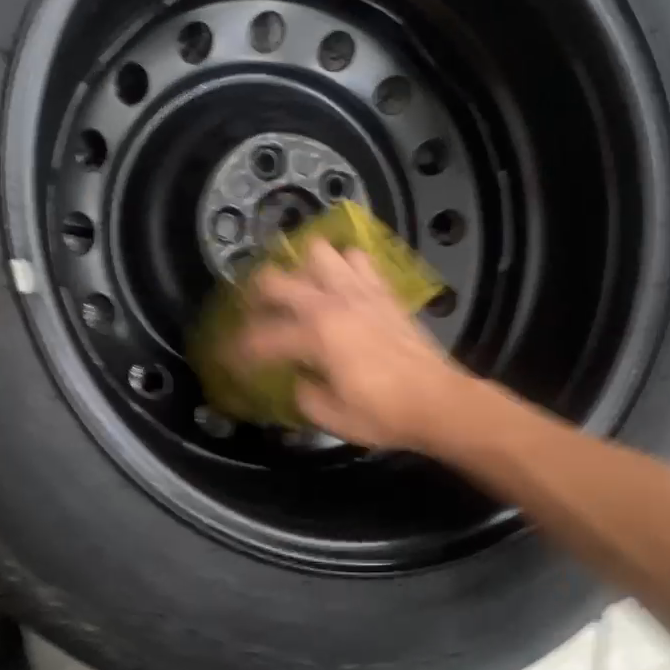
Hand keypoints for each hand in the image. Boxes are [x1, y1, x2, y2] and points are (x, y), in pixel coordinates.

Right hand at [234, 239, 475, 450]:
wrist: (439, 402)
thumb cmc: (383, 414)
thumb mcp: (330, 416)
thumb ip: (303, 393)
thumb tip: (299, 379)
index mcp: (314, 336)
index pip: (261, 338)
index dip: (238, 351)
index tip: (229, 360)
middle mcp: (332, 303)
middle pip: (277, 280)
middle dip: (254, 297)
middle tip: (252, 313)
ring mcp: (359, 291)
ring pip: (318, 252)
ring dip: (301, 267)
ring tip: (298, 287)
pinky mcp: (383, 291)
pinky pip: (358, 259)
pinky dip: (343, 264)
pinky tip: (340, 282)